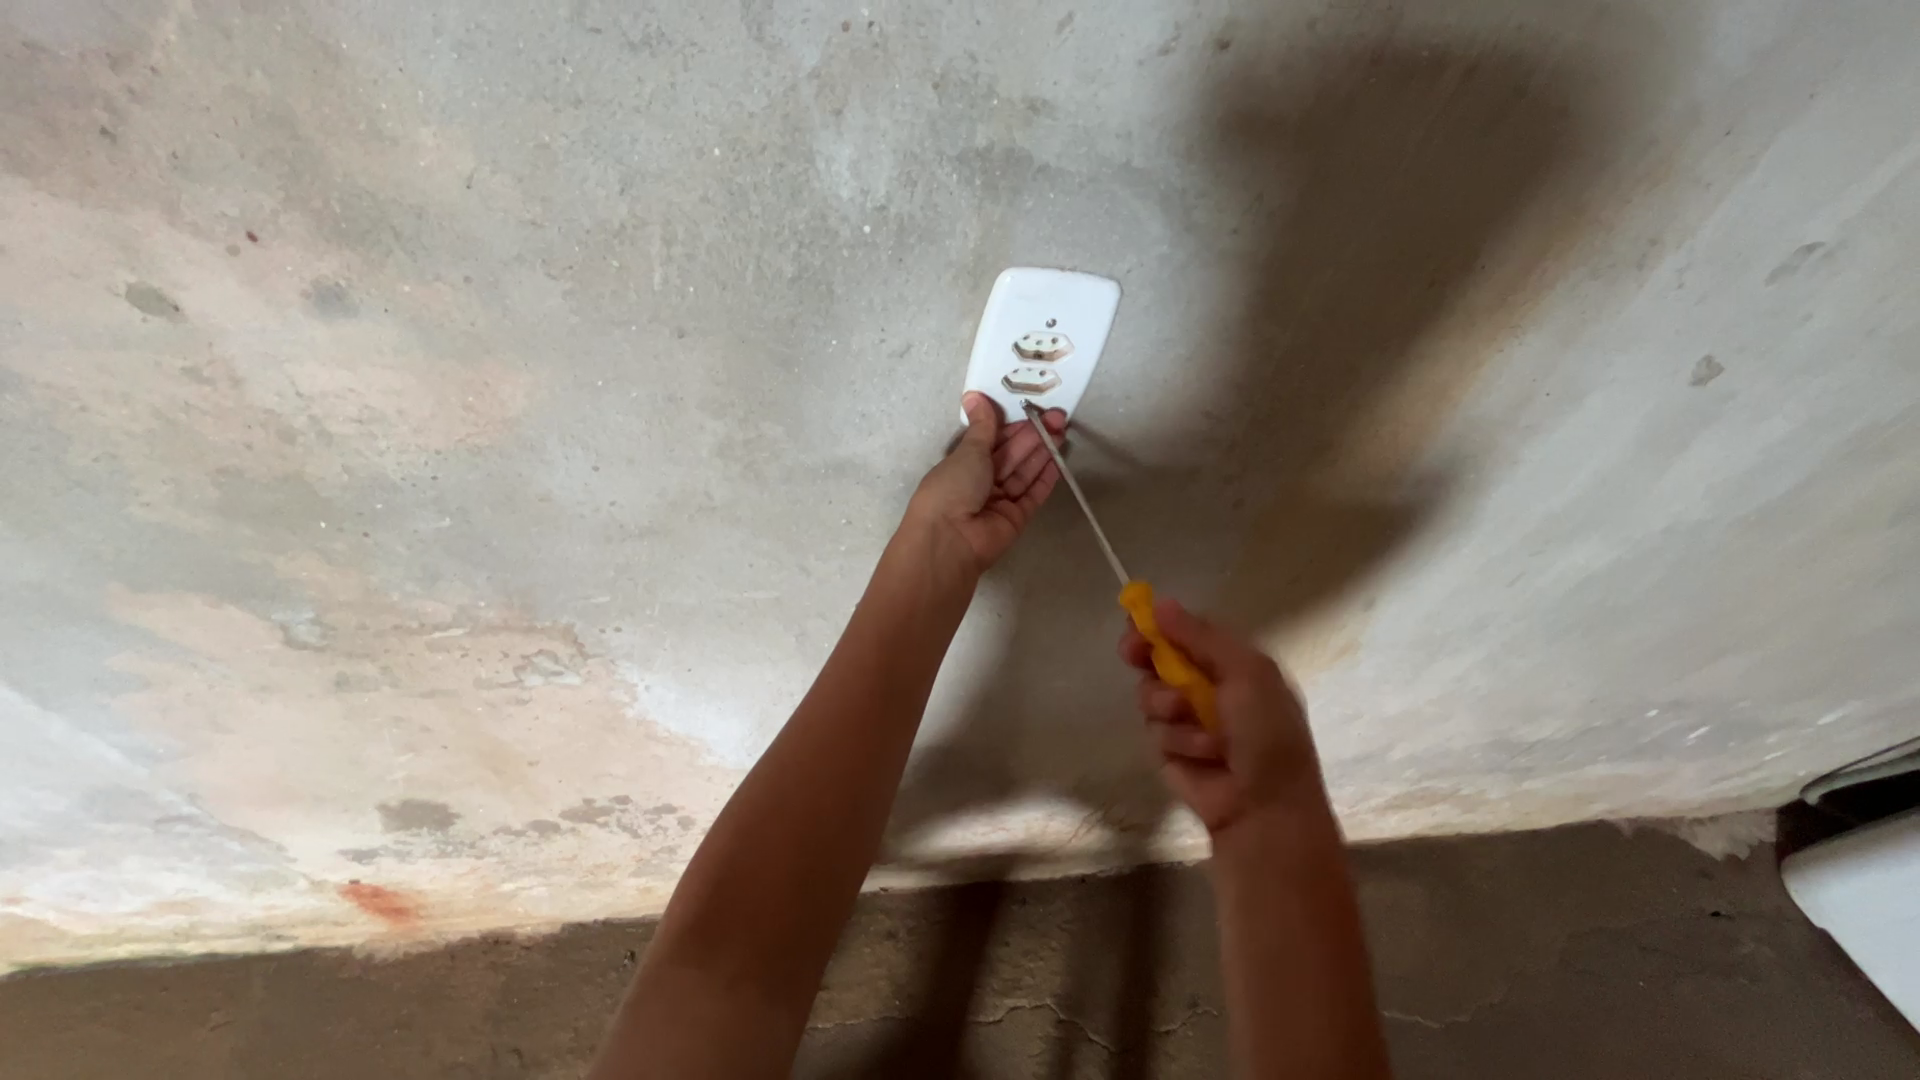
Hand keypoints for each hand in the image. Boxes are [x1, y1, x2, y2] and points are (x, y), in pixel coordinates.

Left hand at [905, 391, 1066, 573]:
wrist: (950, 540)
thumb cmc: (951, 489)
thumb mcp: (968, 451)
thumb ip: (982, 426)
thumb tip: (973, 395)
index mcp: (964, 464)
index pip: (993, 440)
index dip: (1013, 425)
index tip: (1033, 409)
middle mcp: (981, 482)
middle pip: (1012, 455)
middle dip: (1034, 436)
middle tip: (1057, 417)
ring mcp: (1000, 501)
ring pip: (1025, 472)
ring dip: (1043, 452)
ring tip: (1062, 431)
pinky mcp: (1016, 518)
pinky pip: (1033, 494)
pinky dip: (1045, 478)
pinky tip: (1059, 460)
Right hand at [1119, 598, 1324, 835]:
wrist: (1265, 807)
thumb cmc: (1267, 733)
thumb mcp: (1246, 673)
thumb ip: (1201, 637)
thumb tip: (1160, 603)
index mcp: (1233, 665)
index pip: (1188, 633)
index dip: (1161, 625)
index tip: (1136, 622)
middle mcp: (1207, 687)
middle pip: (1159, 658)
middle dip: (1146, 656)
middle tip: (1133, 654)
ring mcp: (1186, 719)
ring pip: (1150, 693)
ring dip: (1167, 704)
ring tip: (1192, 722)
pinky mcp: (1169, 749)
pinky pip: (1154, 729)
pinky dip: (1175, 739)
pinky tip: (1200, 754)